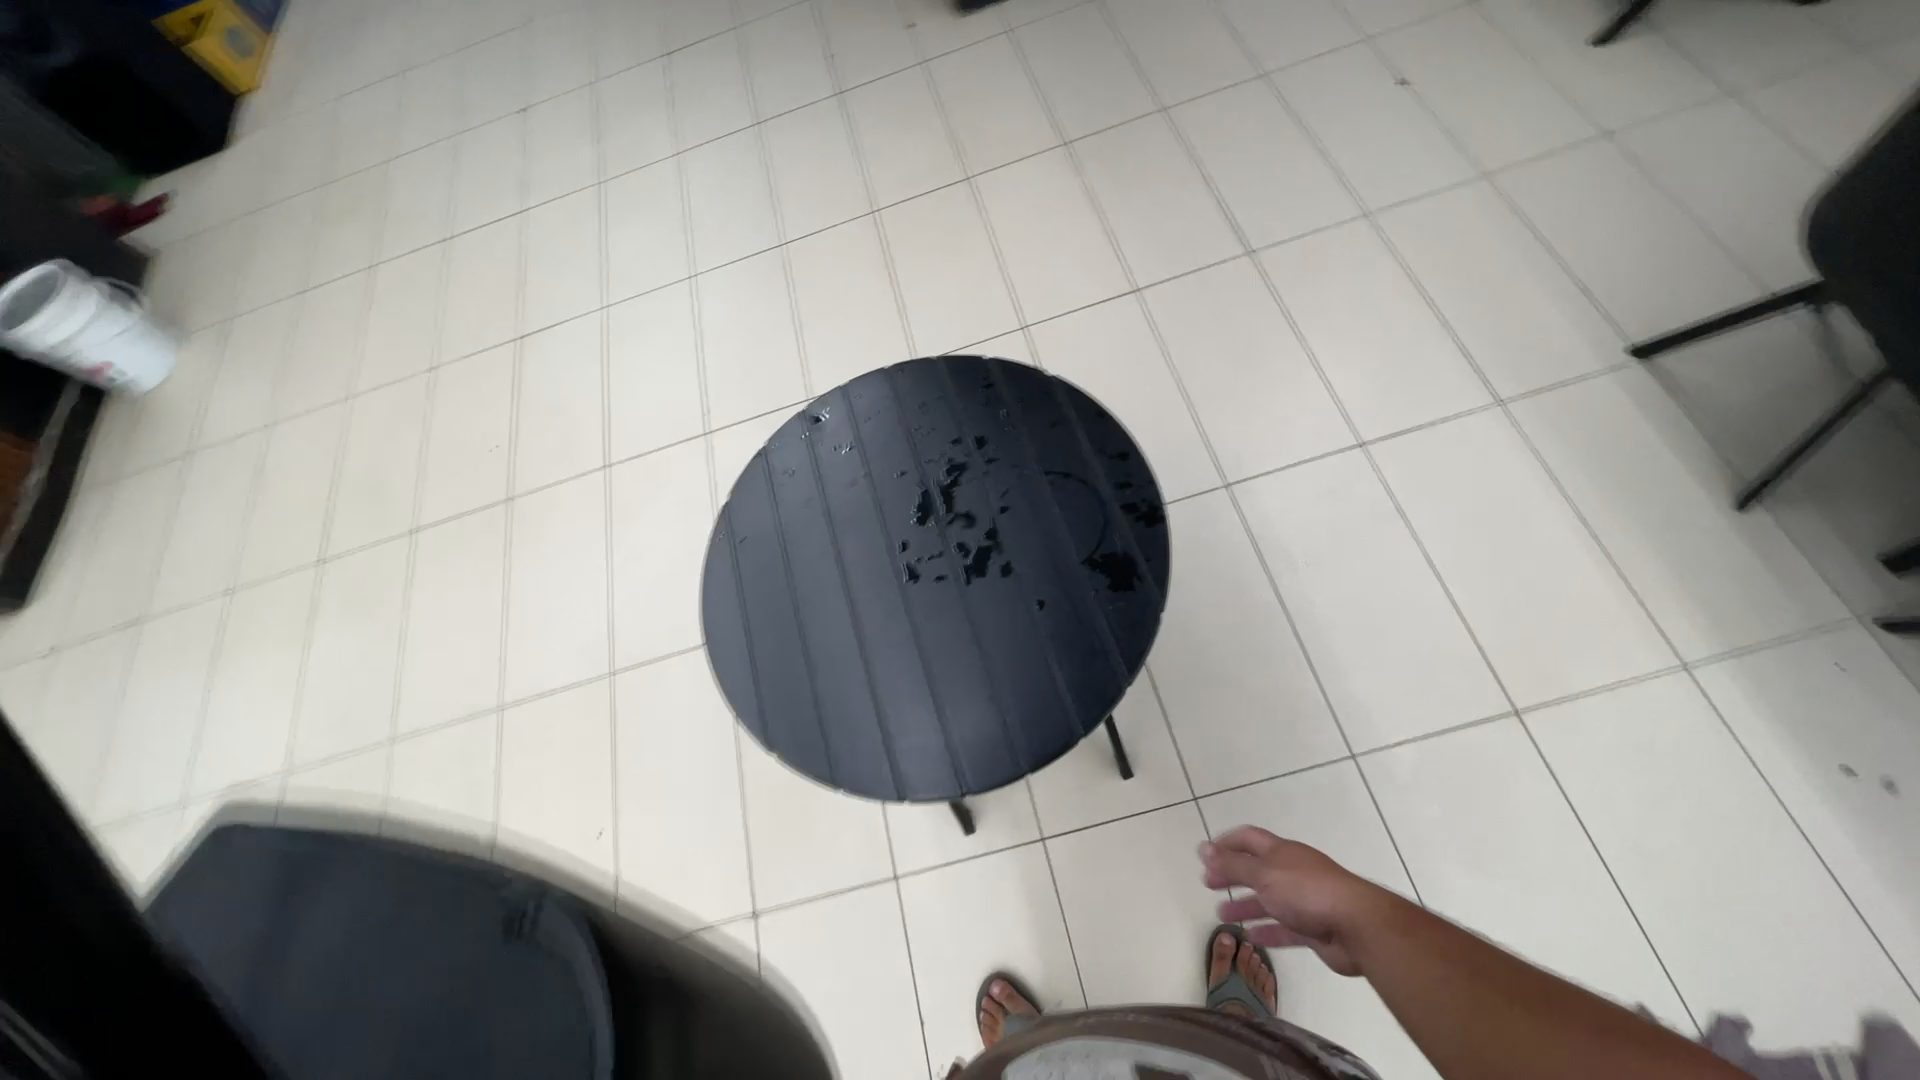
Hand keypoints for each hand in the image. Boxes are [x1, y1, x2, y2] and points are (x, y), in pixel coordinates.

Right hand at [1199, 826, 1387, 977]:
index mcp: (1281, 852)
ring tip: (1222, 913)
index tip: (1205, 855)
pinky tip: (1250, 938)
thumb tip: (1203, 848)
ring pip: (1268, 900)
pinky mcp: (1313, 928)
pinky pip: (1284, 928)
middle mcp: (1292, 872)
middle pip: (1256, 869)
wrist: (1358, 927)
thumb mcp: (1263, 874)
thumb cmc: (1306, 892)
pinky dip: (1266, 931)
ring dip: (1245, 905)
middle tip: (1209, 884)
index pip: (1248, 839)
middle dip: (1232, 875)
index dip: (1226, 843)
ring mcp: (1304, 900)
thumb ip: (1233, 864)